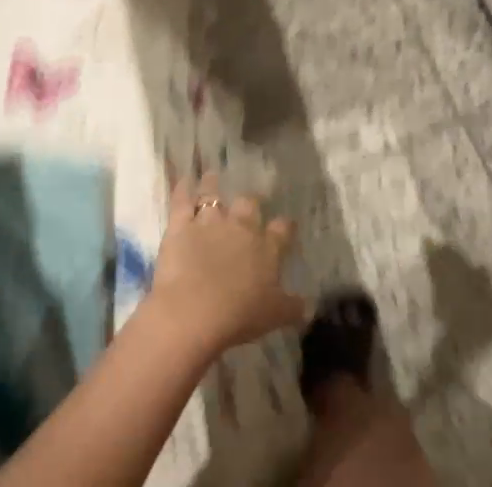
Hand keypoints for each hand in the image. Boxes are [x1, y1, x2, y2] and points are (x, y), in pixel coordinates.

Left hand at [147, 172, 306, 356]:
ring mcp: (210, 223)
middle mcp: (242, 228)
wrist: (194, 312)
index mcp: (268, 247)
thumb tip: (311, 307)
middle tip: (248, 204)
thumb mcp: (275, 315)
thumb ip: (294, 307)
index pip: (282, 229)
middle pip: (249, 205)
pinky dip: (182, 188)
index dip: (284, 226)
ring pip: (213, 196)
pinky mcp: (181, 226)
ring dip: (213, 185)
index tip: (286, 225)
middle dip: (250, 202)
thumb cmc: (239, 316)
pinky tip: (184, 179)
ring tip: (212, 176)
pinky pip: (182, 201)